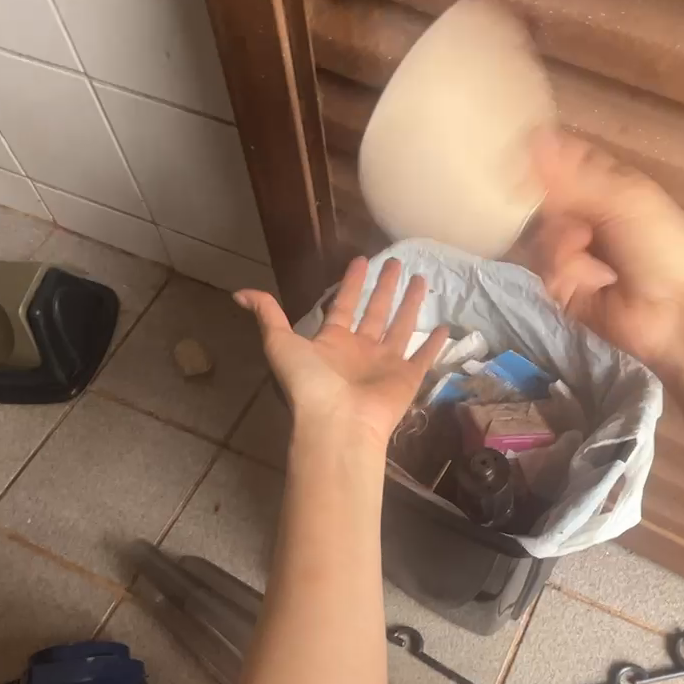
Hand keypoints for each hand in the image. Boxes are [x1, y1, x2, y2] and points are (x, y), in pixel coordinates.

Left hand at [235, 257, 449, 448]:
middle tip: (396, 262)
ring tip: (422, 279)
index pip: (343, 306)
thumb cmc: (309, 384)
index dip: (351, 284)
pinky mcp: (406, 379)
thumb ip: (267, 316)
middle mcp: (359, 352)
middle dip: (384, 288)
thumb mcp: (279, 344)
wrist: (337, 422)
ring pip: (400, 328)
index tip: (361, 260)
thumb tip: (239, 293)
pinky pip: (423, 358)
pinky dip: (433, 344)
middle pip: (375, 313)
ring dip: (410, 305)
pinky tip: (444, 326)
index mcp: (332, 343)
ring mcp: (384, 366)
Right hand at [523, 131, 683, 372]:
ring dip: (561, 246)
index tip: (516, 158)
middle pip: (539, 200)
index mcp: (605, 184)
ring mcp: (572, 252)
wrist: (675, 316)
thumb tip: (530, 138)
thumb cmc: (662, 248)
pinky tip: (592, 282)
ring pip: (537, 236)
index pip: (560, 159)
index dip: (538, 158)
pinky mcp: (562, 287)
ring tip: (587, 257)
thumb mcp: (624, 200)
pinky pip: (542, 270)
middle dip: (550, 210)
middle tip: (572, 221)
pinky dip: (565, 274)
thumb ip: (573, 175)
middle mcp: (584, 214)